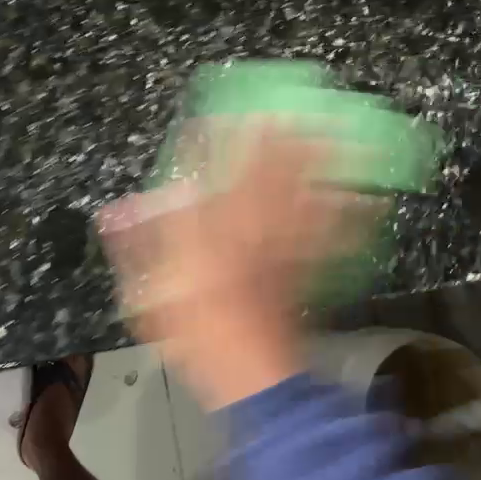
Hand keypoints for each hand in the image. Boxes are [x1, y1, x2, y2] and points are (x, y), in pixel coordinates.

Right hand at [98, 126, 379, 408]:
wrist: (245, 370)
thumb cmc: (192, 330)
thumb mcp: (147, 292)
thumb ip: (134, 248)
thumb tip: (112, 216)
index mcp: (205, 233)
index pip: (205, 178)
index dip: (208, 146)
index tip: (210, 118)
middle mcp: (246, 231)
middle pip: (264, 176)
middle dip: (273, 140)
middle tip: (287, 109)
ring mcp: (281, 247)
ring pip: (301, 195)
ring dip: (316, 164)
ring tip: (331, 134)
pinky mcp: (306, 267)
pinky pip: (333, 235)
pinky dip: (351, 215)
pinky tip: (367, 198)